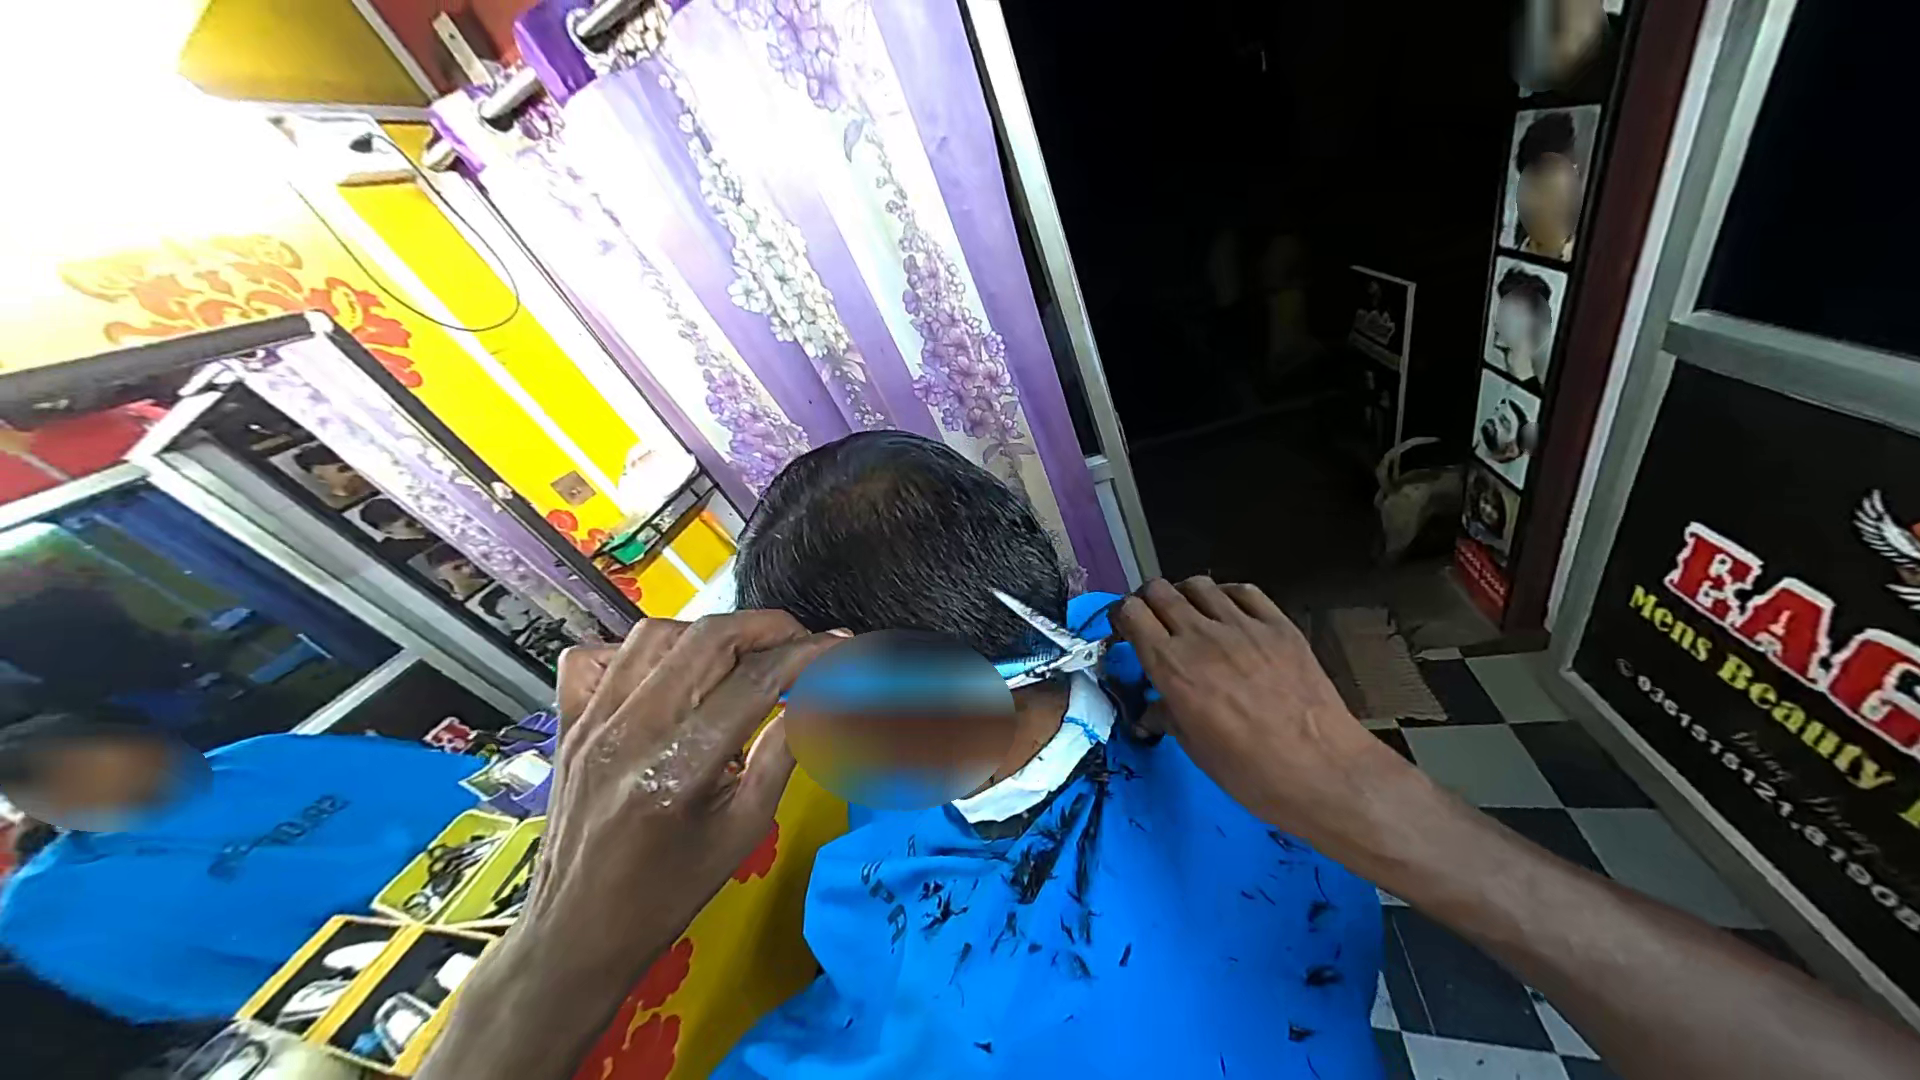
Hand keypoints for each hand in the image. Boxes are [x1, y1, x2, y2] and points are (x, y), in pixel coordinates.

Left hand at [520, 612, 844, 994]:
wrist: (576, 935)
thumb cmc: (668, 891)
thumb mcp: (746, 828)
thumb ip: (785, 752)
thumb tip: (823, 696)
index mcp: (680, 768)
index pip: (757, 680)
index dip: (808, 654)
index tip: (840, 645)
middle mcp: (630, 730)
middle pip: (710, 639)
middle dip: (769, 628)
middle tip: (801, 642)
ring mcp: (591, 721)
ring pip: (658, 633)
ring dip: (713, 632)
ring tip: (744, 652)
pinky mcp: (568, 721)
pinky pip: (596, 654)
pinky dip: (640, 649)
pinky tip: (667, 668)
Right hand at [1111, 577, 1405, 840]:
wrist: (1325, 773)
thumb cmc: (1251, 772)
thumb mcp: (1195, 748)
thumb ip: (1167, 716)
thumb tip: (1150, 712)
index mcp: (1172, 667)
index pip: (1131, 613)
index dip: (1121, 617)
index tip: (1125, 631)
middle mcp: (1200, 637)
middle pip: (1158, 590)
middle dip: (1147, 602)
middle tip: (1154, 623)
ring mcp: (1243, 627)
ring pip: (1197, 584)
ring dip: (1184, 596)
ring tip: (1192, 616)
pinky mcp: (1279, 626)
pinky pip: (1243, 591)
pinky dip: (1226, 596)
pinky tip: (1229, 615)